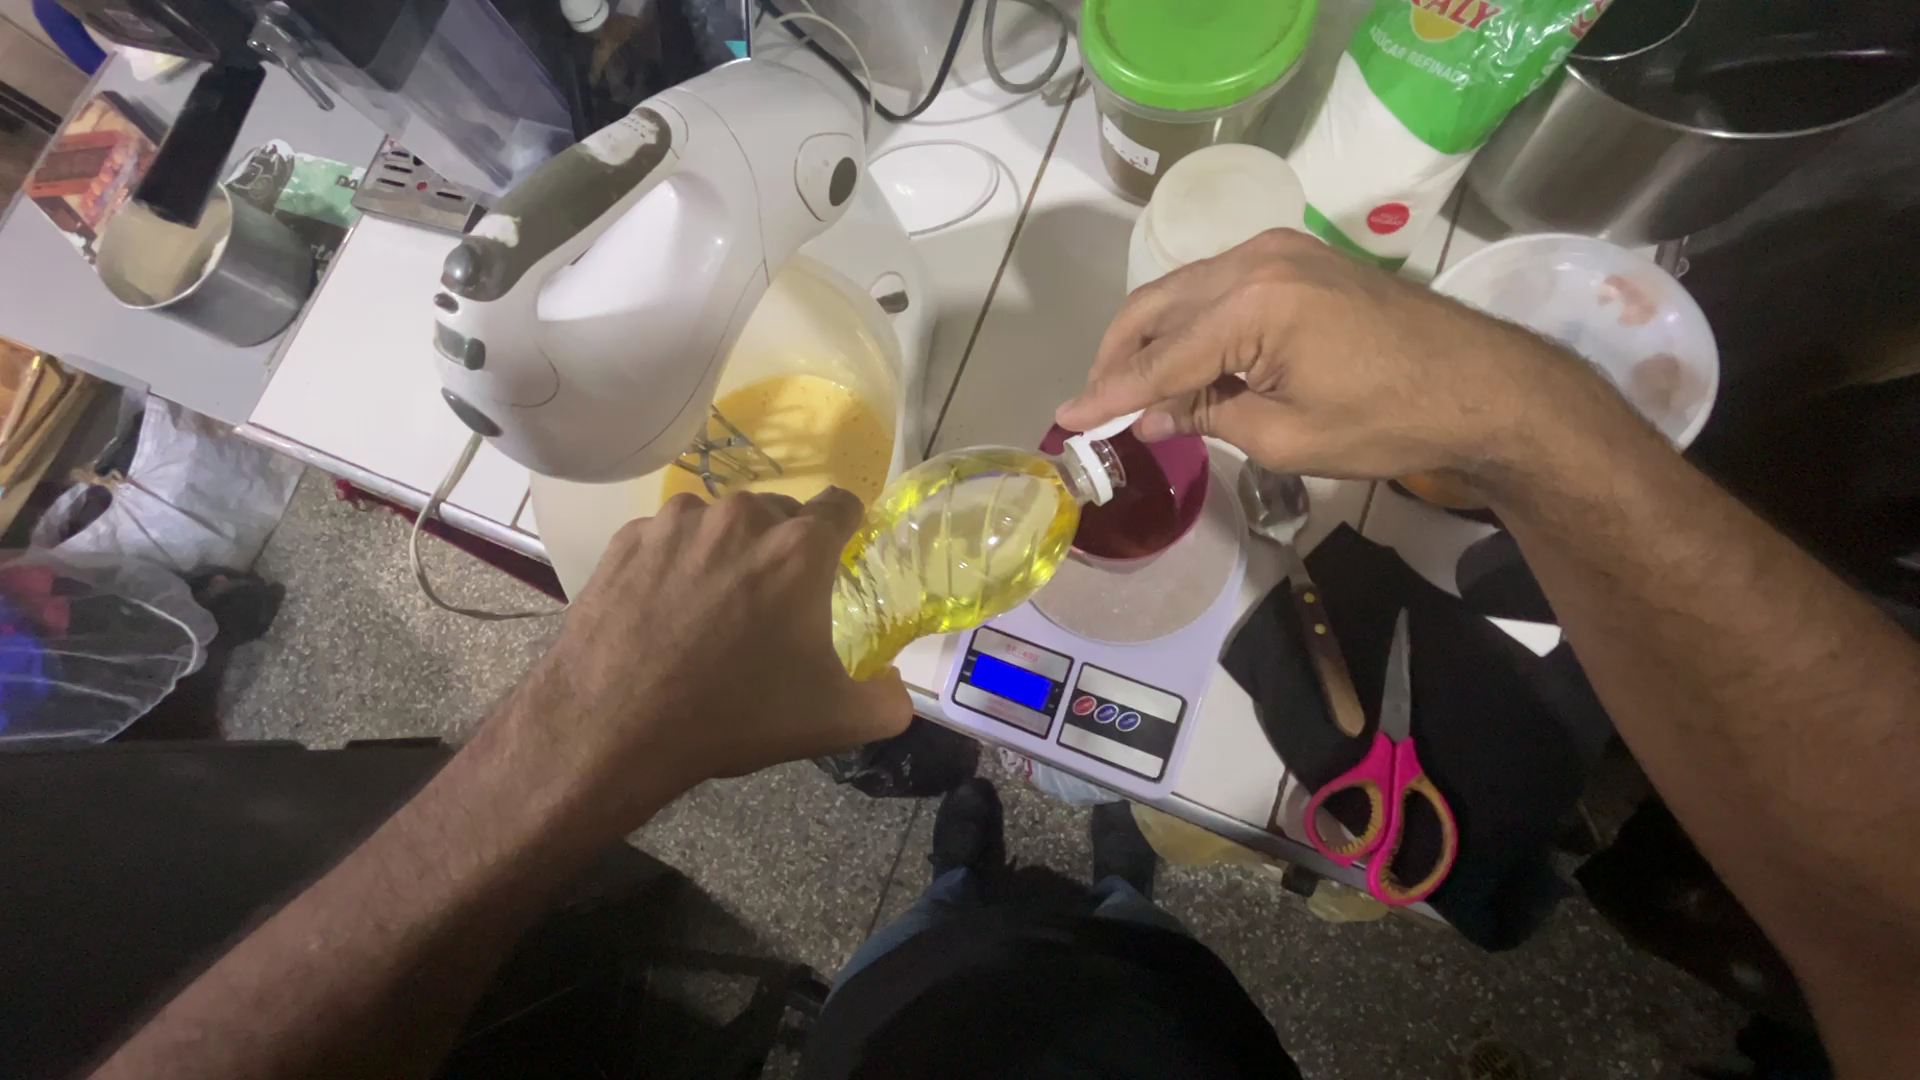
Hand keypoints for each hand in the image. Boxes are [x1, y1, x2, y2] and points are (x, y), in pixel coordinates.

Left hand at [502, 487, 910, 820]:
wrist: (611, 729)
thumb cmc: (734, 715)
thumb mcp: (833, 720)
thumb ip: (889, 701)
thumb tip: (898, 688)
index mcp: (799, 548)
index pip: (843, 503)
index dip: (847, 528)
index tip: (838, 558)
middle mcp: (741, 517)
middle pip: (781, 514)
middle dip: (785, 548)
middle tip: (772, 603)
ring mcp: (678, 522)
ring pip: (723, 523)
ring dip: (730, 551)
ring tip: (711, 608)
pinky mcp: (628, 538)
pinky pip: (671, 537)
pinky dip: (678, 561)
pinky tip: (665, 609)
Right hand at [1056, 229, 1611, 481]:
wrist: (1482, 386)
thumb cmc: (1385, 422)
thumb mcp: (1283, 436)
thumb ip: (1205, 416)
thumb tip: (1148, 417)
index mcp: (1252, 305)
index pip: (1158, 359)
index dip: (1108, 395)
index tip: (1064, 419)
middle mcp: (1252, 261)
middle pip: (1155, 311)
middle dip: (1118, 360)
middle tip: (1094, 407)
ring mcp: (1273, 251)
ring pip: (1178, 295)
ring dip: (1146, 341)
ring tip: (1127, 391)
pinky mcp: (1289, 258)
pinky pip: (1210, 291)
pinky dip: (1183, 327)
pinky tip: (1176, 363)